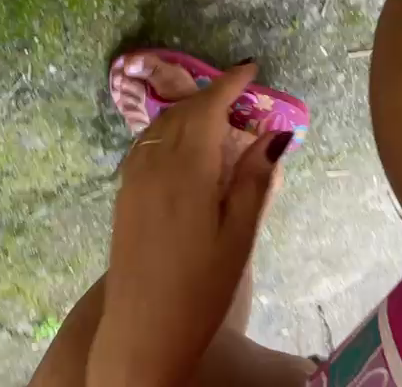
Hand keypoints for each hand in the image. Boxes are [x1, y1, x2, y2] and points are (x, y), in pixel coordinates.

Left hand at [88, 63, 291, 386]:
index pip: (209, 106)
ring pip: (164, 123)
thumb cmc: (200, 288)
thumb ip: (255, 179)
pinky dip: (171, 129)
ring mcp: (133, 175)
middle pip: (185, 110)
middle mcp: (155, 161)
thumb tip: (277, 132)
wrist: (141, 333)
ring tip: (222, 120)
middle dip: (215, 96)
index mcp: (187, 168)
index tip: (252, 67)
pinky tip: (187, 146)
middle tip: (246, 98)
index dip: (230, 82)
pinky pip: (149, 141)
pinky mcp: (124, 192)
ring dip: (192, 110)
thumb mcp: (239, 236)